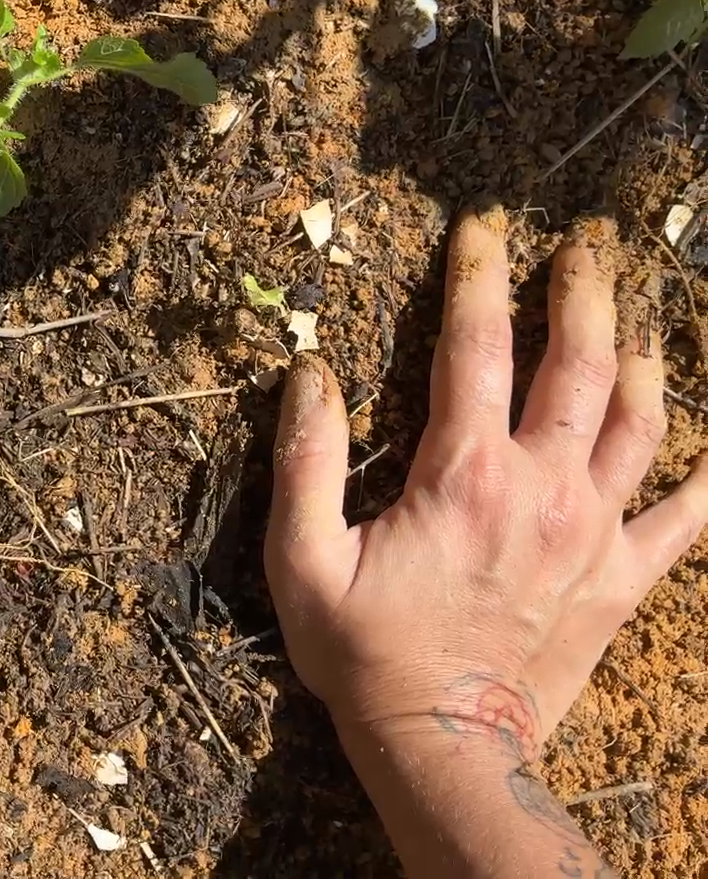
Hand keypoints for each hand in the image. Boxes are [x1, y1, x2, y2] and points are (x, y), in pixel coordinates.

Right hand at [267, 211, 707, 757]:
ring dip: (638, 356)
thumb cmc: (355, 642)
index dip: (475, 284)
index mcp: (462, 477)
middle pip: (578, 373)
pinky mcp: (624, 579)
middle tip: (577, 244)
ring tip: (630, 311)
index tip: (481, 230)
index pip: (473, 354)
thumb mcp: (299, 551)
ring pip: (642, 425)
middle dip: (577, 299)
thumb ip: (305, 458)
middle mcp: (543, 491)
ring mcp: (597, 535)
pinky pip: (692, 515)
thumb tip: (310, 374)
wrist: (442, 738)